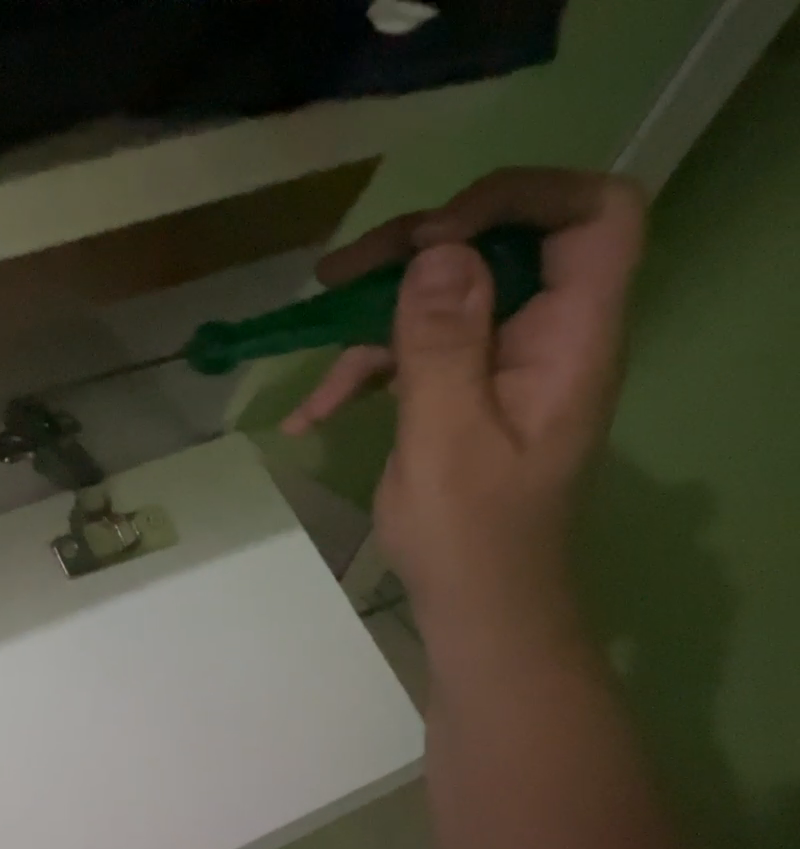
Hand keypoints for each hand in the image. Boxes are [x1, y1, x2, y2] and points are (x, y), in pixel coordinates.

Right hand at [281, 168, 647, 616]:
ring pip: (446, 295)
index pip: (592, 218)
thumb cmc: (469, 529)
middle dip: (417, 250)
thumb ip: (443, 343)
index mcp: (571, 339)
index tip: (427, 238)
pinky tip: (311, 414)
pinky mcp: (462, 387)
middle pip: (500, 246)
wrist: (474, 598)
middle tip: (340, 272)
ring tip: (307, 327)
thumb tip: (436, 251)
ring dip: (374, 309)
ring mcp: (501, 362)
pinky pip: (413, 351)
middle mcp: (545, 335)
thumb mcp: (445, 436)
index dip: (517, 200)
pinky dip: (359, 371)